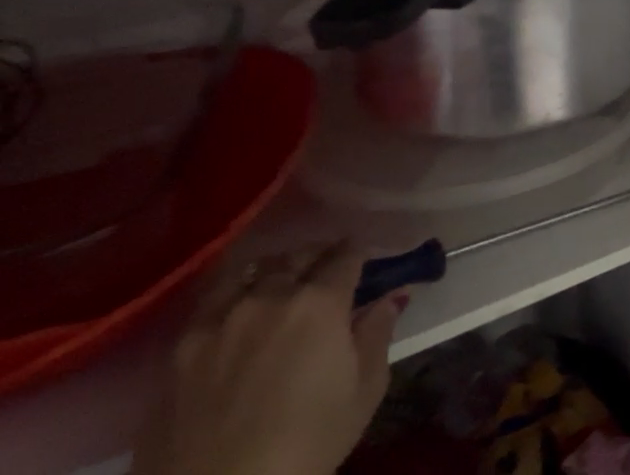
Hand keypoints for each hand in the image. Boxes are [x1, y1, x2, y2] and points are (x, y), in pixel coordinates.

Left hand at [133, 242, 405, 474]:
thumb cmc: (309, 440)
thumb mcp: (366, 389)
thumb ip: (377, 334)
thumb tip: (386, 300)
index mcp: (320, 303)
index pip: (346, 256)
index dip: (361, 253)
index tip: (368, 259)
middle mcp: (268, 298)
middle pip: (296, 256)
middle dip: (318, 255)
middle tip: (330, 269)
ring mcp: (217, 321)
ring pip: (248, 271)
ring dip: (273, 270)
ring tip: (281, 283)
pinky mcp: (178, 349)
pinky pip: (210, 302)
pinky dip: (233, 294)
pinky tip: (240, 311)